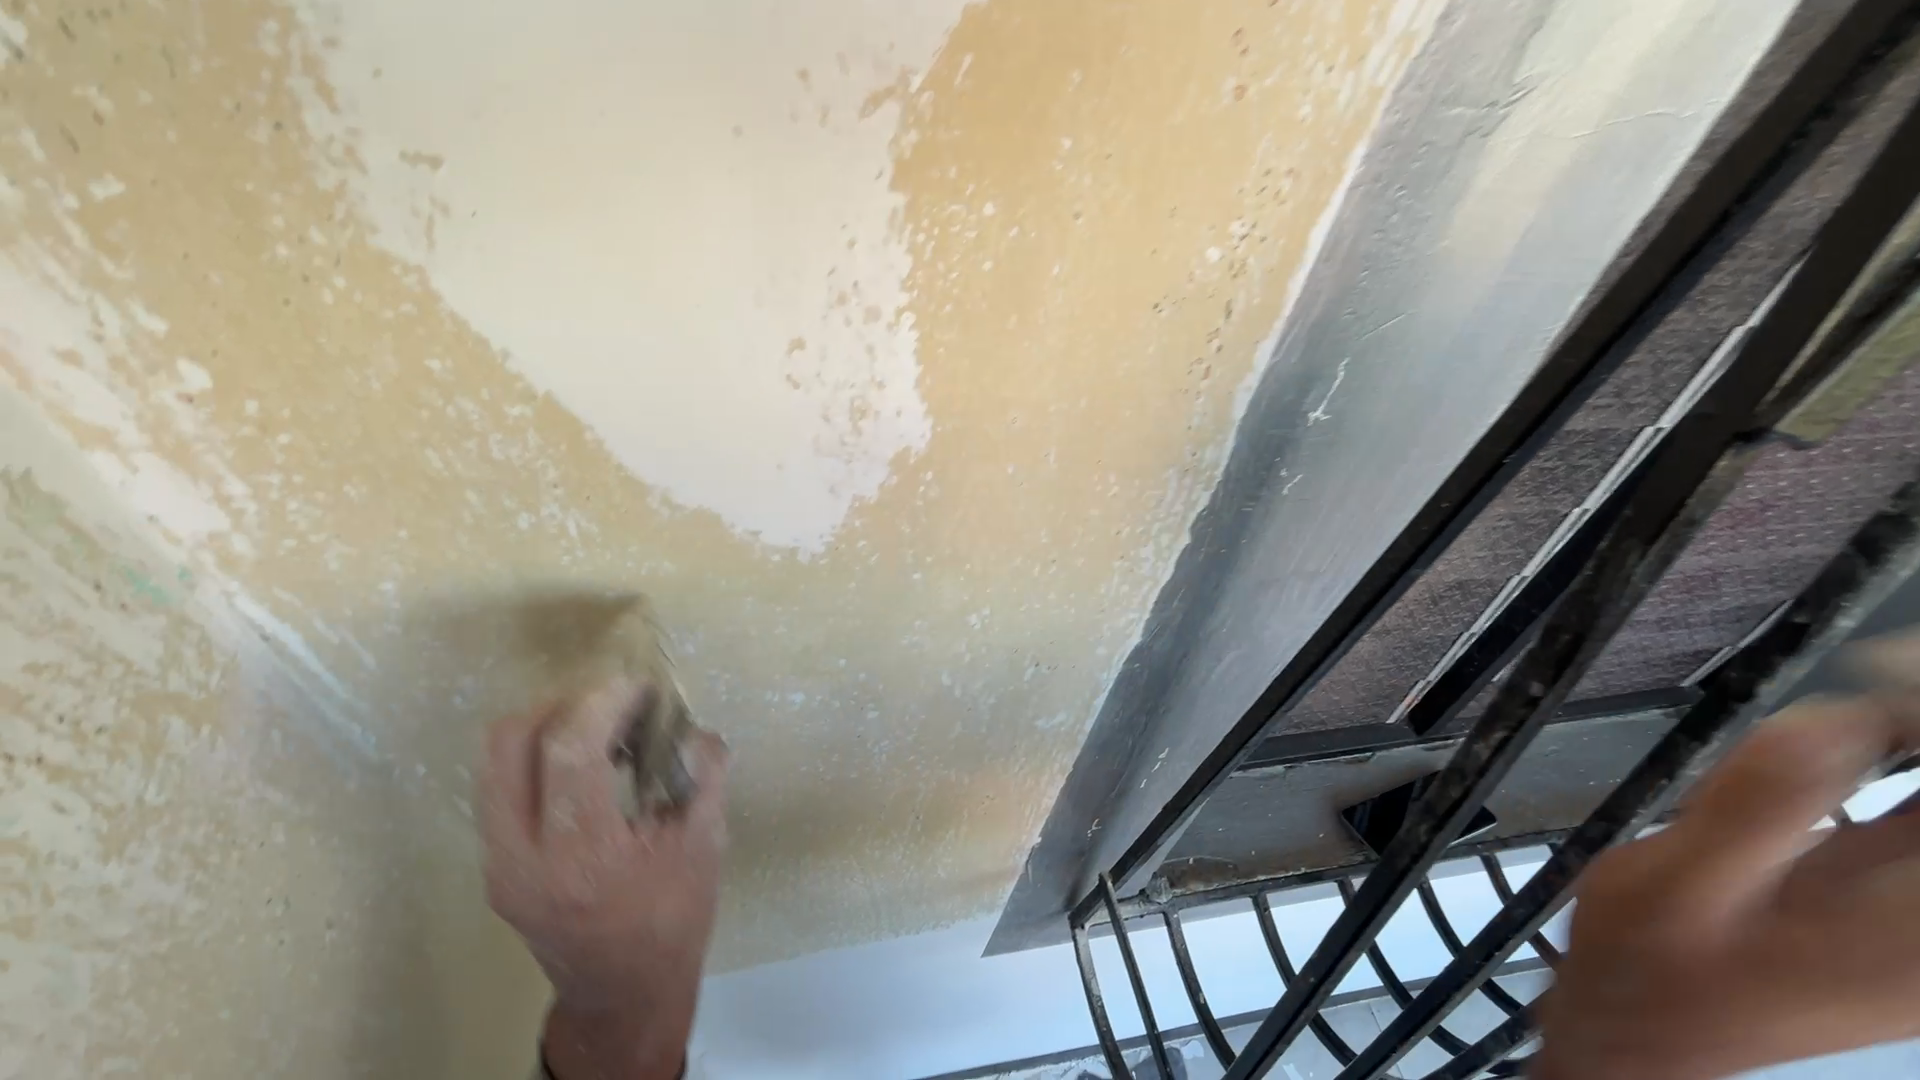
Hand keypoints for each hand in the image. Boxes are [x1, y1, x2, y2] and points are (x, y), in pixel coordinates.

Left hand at [479, 679, 728, 1079]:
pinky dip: (539, 756)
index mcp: (584, 856)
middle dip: (566, 704)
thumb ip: (703, 775)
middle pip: (510, 741)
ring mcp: (498, 863)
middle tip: (615, 703)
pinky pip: (500, 784)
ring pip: (495, 759)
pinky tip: (585, 765)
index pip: (570, 750)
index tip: (638, 686)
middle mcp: (523, 858)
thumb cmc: (675, 919)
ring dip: (548, 726)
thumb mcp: (707, 844)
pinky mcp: (493, 864)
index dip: (603, 701)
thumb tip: (691, 725)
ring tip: (602, 731)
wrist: (623, 992)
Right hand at [1533, 633, 1919, 1079]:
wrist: (1642, 1026)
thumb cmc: (1651, 958)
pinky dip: (1908, 763)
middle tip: (1873, 662)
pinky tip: (1876, 732)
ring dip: (1917, 737)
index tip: (1871, 666)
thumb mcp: (1678, 881)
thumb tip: (1838, 714)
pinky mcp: (1901, 906)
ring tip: (1878, 676)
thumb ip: (1757, 804)